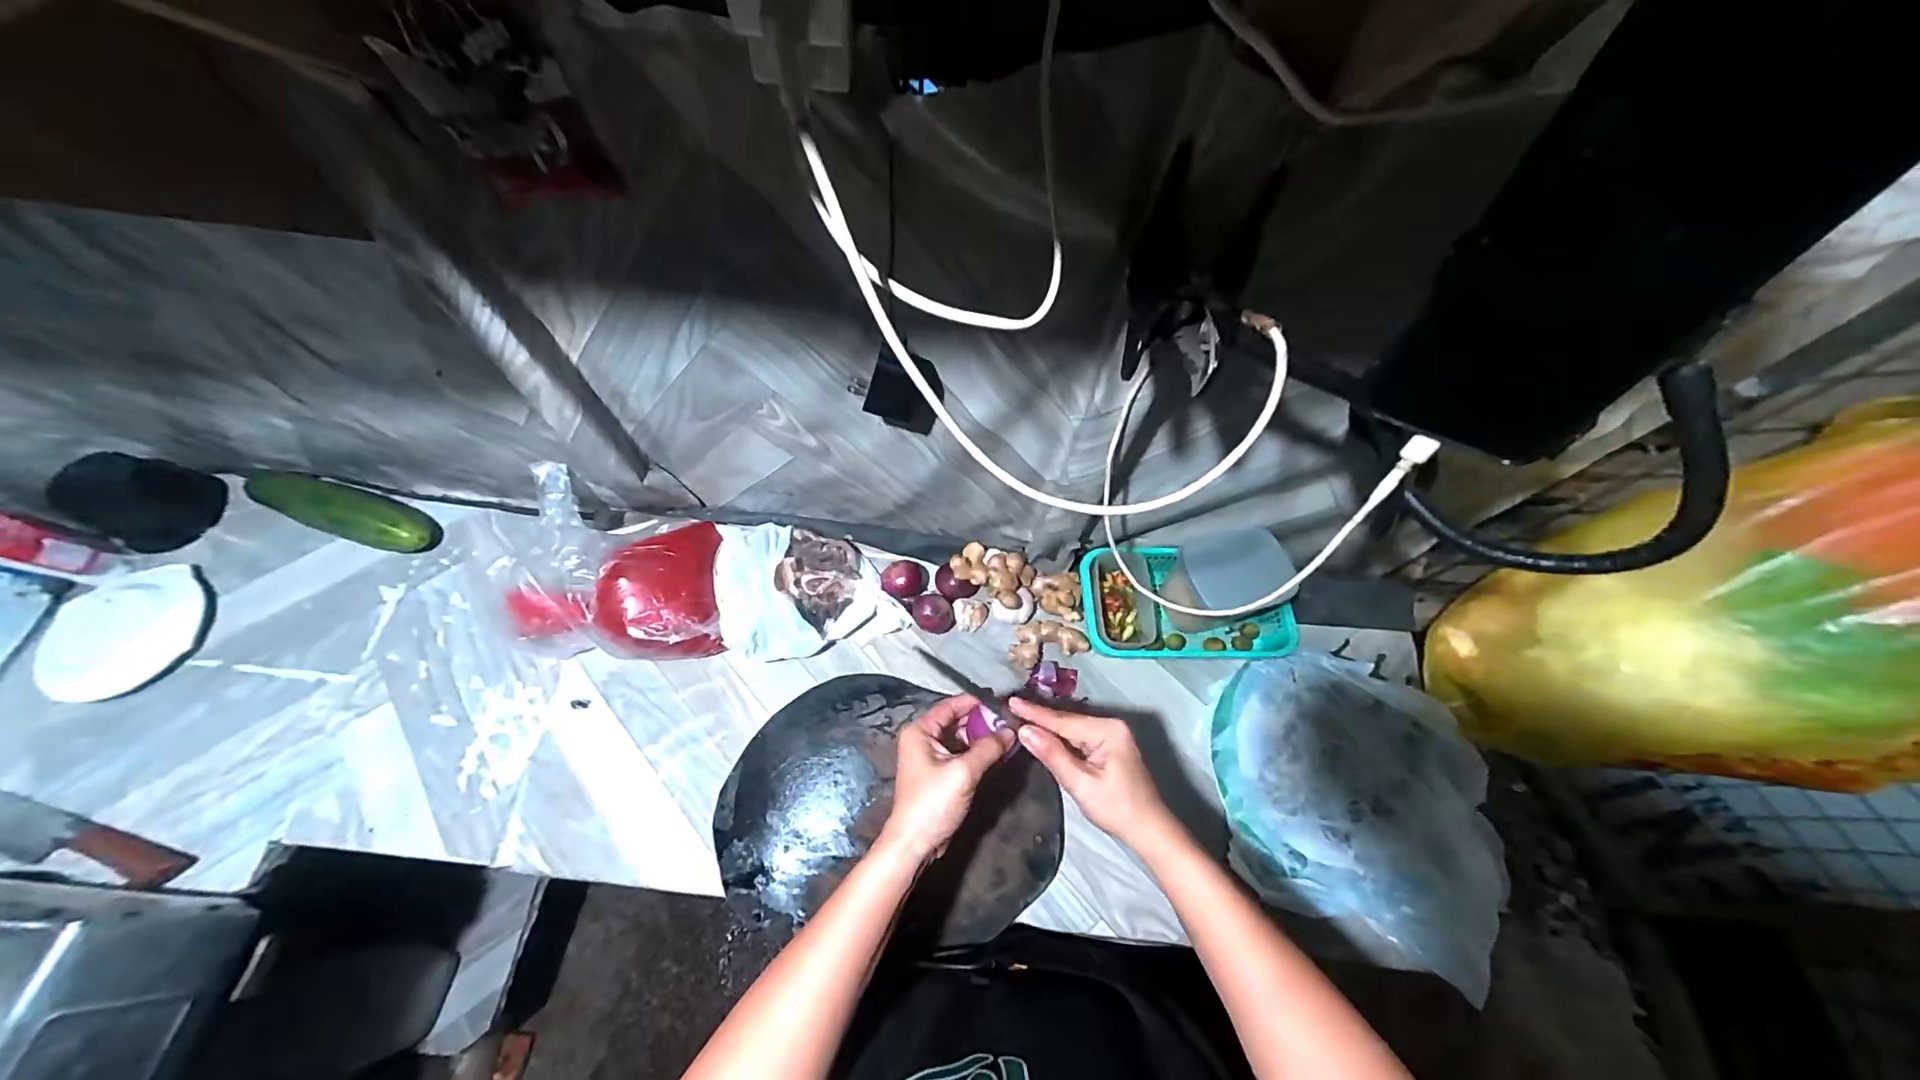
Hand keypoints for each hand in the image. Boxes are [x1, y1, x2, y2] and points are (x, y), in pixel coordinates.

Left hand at [877, 695, 1013, 864]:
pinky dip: (977, 752)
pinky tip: (997, 752)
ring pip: (960, 738)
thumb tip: (1010, 731)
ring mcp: (929, 757)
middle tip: (1010, 721)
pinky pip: (960, 754)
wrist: (914, 843)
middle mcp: (922, 739)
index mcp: (920, 731)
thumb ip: (988, 748)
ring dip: (981, 737)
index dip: (976, 702)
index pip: (951, 705)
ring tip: (1008, 735)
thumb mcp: (964, 772)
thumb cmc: (933, 803)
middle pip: (956, 721)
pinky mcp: (938, 773)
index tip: (1002, 703)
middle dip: (982, 721)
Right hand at [1008, 697, 1179, 850]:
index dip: (1034, 713)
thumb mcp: (1081, 783)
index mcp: (1107, 730)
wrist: (1149, 830)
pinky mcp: (1108, 746)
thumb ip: (1052, 754)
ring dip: (1047, 725)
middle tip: (1009, 706)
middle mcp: (1110, 725)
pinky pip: (1078, 737)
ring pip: (1071, 729)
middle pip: (1067, 721)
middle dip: (1038, 716)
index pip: (1063, 720)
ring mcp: (1111, 735)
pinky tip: (1042, 732)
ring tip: (1019, 714)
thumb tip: (1025, 730)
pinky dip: (1059, 736)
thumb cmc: (1117, 808)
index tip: (1009, 701)